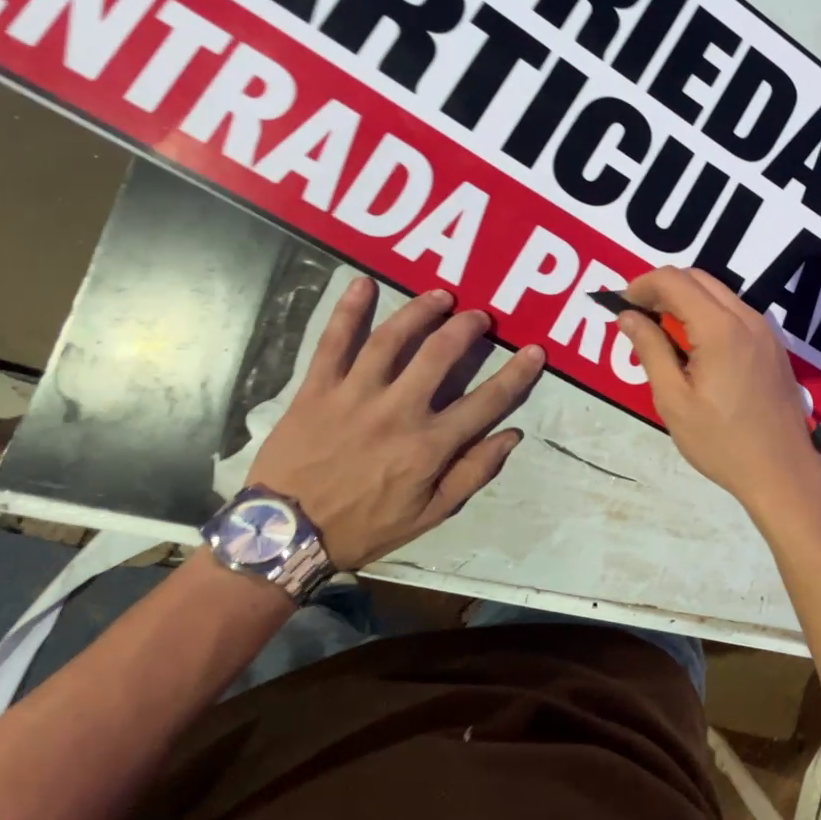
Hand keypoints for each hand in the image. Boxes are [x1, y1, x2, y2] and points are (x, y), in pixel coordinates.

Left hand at [246, 277, 543, 569]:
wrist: (285, 535)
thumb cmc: (364, 527)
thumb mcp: (430, 514)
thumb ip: (472, 473)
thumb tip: (510, 436)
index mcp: (429, 446)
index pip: (486, 401)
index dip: (516, 373)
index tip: (535, 350)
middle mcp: (397, 412)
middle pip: (439, 355)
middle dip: (466, 328)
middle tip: (480, 315)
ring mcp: (354, 396)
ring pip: (391, 340)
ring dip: (419, 312)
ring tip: (440, 295)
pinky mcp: (316, 390)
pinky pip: (332, 343)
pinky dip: (347, 311)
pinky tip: (362, 284)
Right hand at [616, 267, 820, 510]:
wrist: (781, 472)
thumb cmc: (722, 442)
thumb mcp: (674, 400)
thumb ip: (651, 350)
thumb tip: (628, 316)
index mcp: (720, 329)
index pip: (674, 280)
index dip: (642, 285)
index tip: (621, 307)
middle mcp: (747, 319)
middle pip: (698, 279)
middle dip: (663, 289)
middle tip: (638, 319)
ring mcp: (766, 332)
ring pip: (719, 294)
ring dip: (687, 301)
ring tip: (662, 334)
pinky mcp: (774, 347)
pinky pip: (736, 314)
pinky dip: (709, 315)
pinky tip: (695, 348)